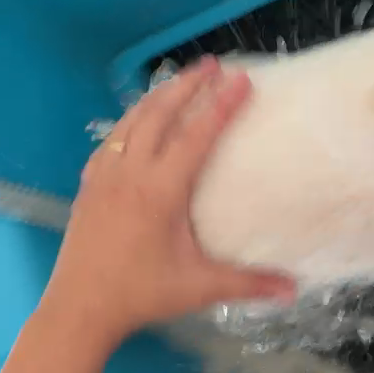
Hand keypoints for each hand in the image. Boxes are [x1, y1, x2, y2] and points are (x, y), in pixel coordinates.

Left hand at [39, 59, 294, 344]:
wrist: (79, 308)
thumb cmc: (142, 294)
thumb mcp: (200, 288)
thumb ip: (249, 284)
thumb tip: (294, 290)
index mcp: (161, 190)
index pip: (197, 135)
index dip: (222, 105)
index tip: (242, 78)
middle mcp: (130, 172)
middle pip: (160, 114)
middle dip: (188, 85)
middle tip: (212, 63)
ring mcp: (104, 176)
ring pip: (131, 121)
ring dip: (158, 97)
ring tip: (179, 82)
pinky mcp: (89, 186)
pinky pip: (111, 140)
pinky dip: (130, 121)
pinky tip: (136, 125)